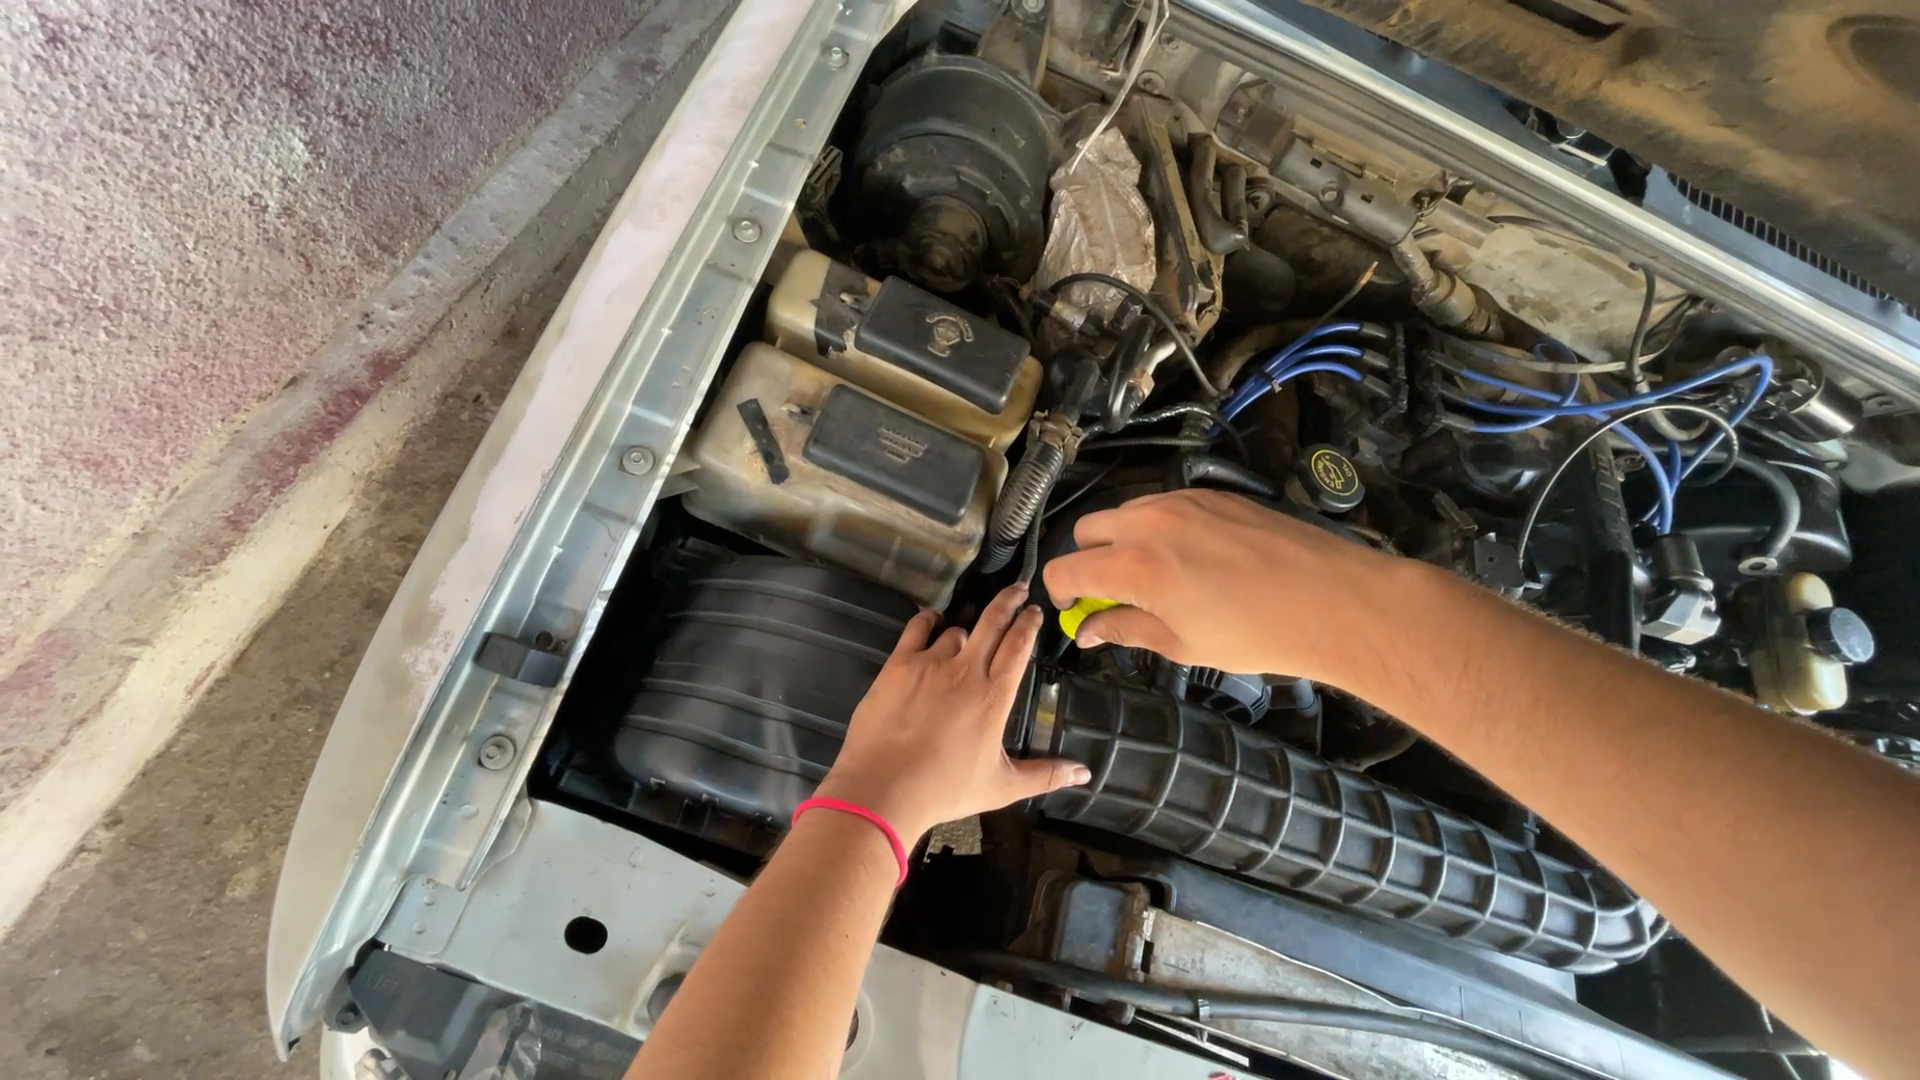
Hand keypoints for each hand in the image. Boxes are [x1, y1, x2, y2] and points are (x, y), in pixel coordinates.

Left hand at [815, 584, 1091, 840]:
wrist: (883, 789)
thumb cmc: (945, 790)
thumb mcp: (1002, 787)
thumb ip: (1045, 775)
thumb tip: (1083, 774)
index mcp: (994, 697)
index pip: (1018, 646)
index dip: (1028, 623)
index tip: (1034, 610)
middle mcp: (966, 672)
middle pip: (993, 623)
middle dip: (1009, 601)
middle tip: (1019, 588)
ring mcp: (930, 664)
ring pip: (956, 631)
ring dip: (967, 629)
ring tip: (970, 633)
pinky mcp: (899, 665)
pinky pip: (917, 629)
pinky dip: (928, 620)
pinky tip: (933, 619)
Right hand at [1041, 488, 1426, 684]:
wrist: (1334, 599)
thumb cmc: (1257, 635)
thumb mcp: (1182, 644)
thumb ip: (1125, 629)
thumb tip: (1088, 631)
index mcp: (1134, 566)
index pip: (1065, 571)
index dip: (1061, 595)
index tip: (1077, 611)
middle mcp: (1148, 523)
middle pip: (1085, 531)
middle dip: (1088, 562)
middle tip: (1114, 593)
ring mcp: (1181, 501)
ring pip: (1123, 513)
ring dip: (1121, 542)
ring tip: (1156, 574)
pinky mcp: (1211, 493)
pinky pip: (1161, 505)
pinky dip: (1156, 528)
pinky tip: (1190, 556)